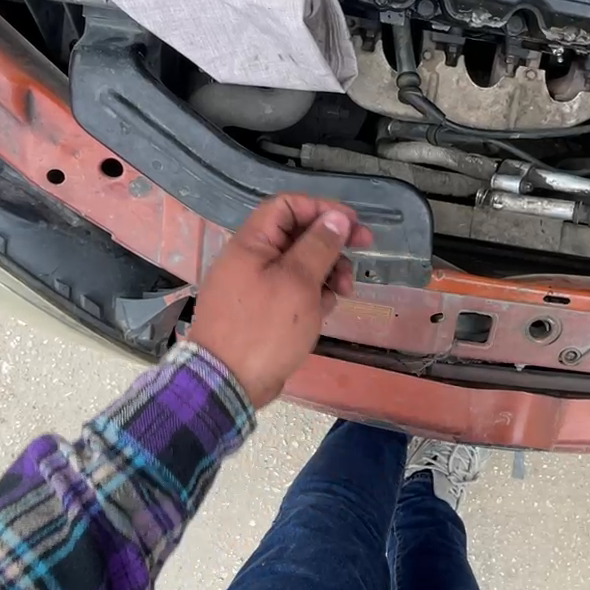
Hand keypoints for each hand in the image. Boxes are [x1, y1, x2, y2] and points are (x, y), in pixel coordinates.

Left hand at [188, 194, 372, 407]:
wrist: (226, 384)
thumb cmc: (264, 328)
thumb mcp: (299, 282)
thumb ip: (319, 246)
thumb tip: (336, 218)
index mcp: (252, 243)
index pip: (287, 205)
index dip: (322, 208)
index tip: (353, 223)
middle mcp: (251, 259)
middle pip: (297, 235)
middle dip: (331, 243)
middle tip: (363, 250)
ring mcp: (255, 286)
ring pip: (299, 264)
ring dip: (327, 271)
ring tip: (344, 292)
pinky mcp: (262, 311)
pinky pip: (293, 291)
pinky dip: (313, 294)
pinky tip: (324, 310)